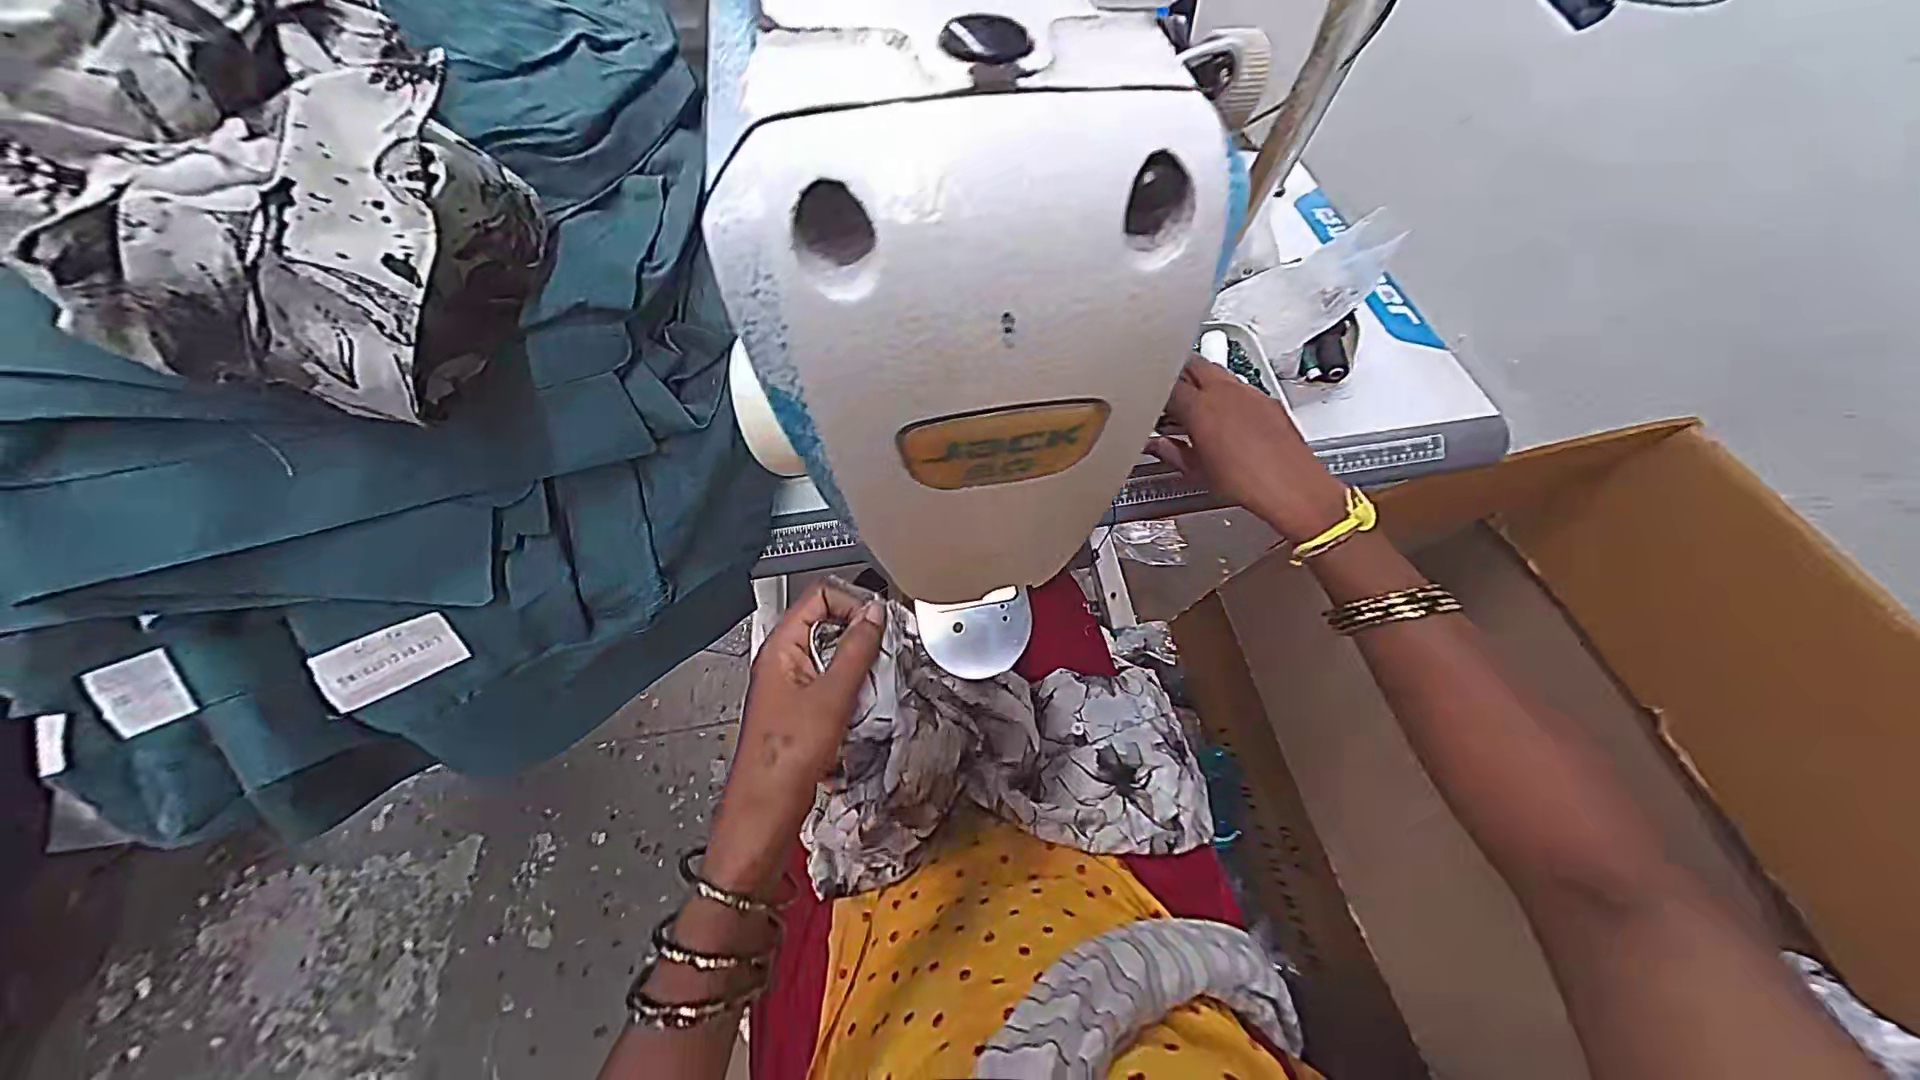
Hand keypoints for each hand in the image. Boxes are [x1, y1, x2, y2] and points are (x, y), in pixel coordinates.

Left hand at [703, 579, 884, 893]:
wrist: (766, 811)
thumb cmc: (783, 759)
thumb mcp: (832, 696)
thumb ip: (857, 649)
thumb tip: (874, 614)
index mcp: (780, 647)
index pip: (818, 596)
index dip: (850, 602)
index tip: (876, 621)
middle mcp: (783, 661)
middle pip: (828, 623)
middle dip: (858, 636)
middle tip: (879, 655)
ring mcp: (792, 684)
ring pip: (834, 656)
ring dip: (857, 666)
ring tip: (868, 686)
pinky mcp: (802, 708)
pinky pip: (833, 683)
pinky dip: (852, 690)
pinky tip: (859, 708)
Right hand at [1149, 356, 1349, 541]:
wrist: (1292, 487)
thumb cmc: (1249, 482)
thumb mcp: (1197, 470)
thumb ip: (1170, 451)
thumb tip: (1158, 445)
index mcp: (1200, 407)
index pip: (1168, 386)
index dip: (1156, 394)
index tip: (1152, 406)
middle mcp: (1225, 392)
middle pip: (1193, 366)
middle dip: (1178, 377)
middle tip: (1169, 396)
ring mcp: (1249, 393)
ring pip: (1217, 372)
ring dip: (1202, 383)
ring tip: (1195, 409)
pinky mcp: (1267, 400)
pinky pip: (1239, 387)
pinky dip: (1225, 394)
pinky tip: (1223, 418)